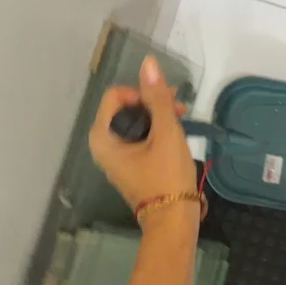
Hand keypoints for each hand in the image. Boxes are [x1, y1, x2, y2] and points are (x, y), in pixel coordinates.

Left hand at [90, 55, 198, 216]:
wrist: (174, 221)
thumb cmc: (168, 177)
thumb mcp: (167, 134)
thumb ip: (158, 98)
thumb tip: (148, 63)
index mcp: (103, 137)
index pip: (116, 96)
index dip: (142, 93)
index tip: (167, 103)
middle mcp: (103, 146)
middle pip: (125, 108)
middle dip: (152, 104)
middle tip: (180, 110)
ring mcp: (116, 158)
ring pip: (134, 123)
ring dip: (158, 117)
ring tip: (182, 123)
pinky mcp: (130, 166)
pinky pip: (139, 139)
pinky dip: (156, 133)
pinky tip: (175, 137)